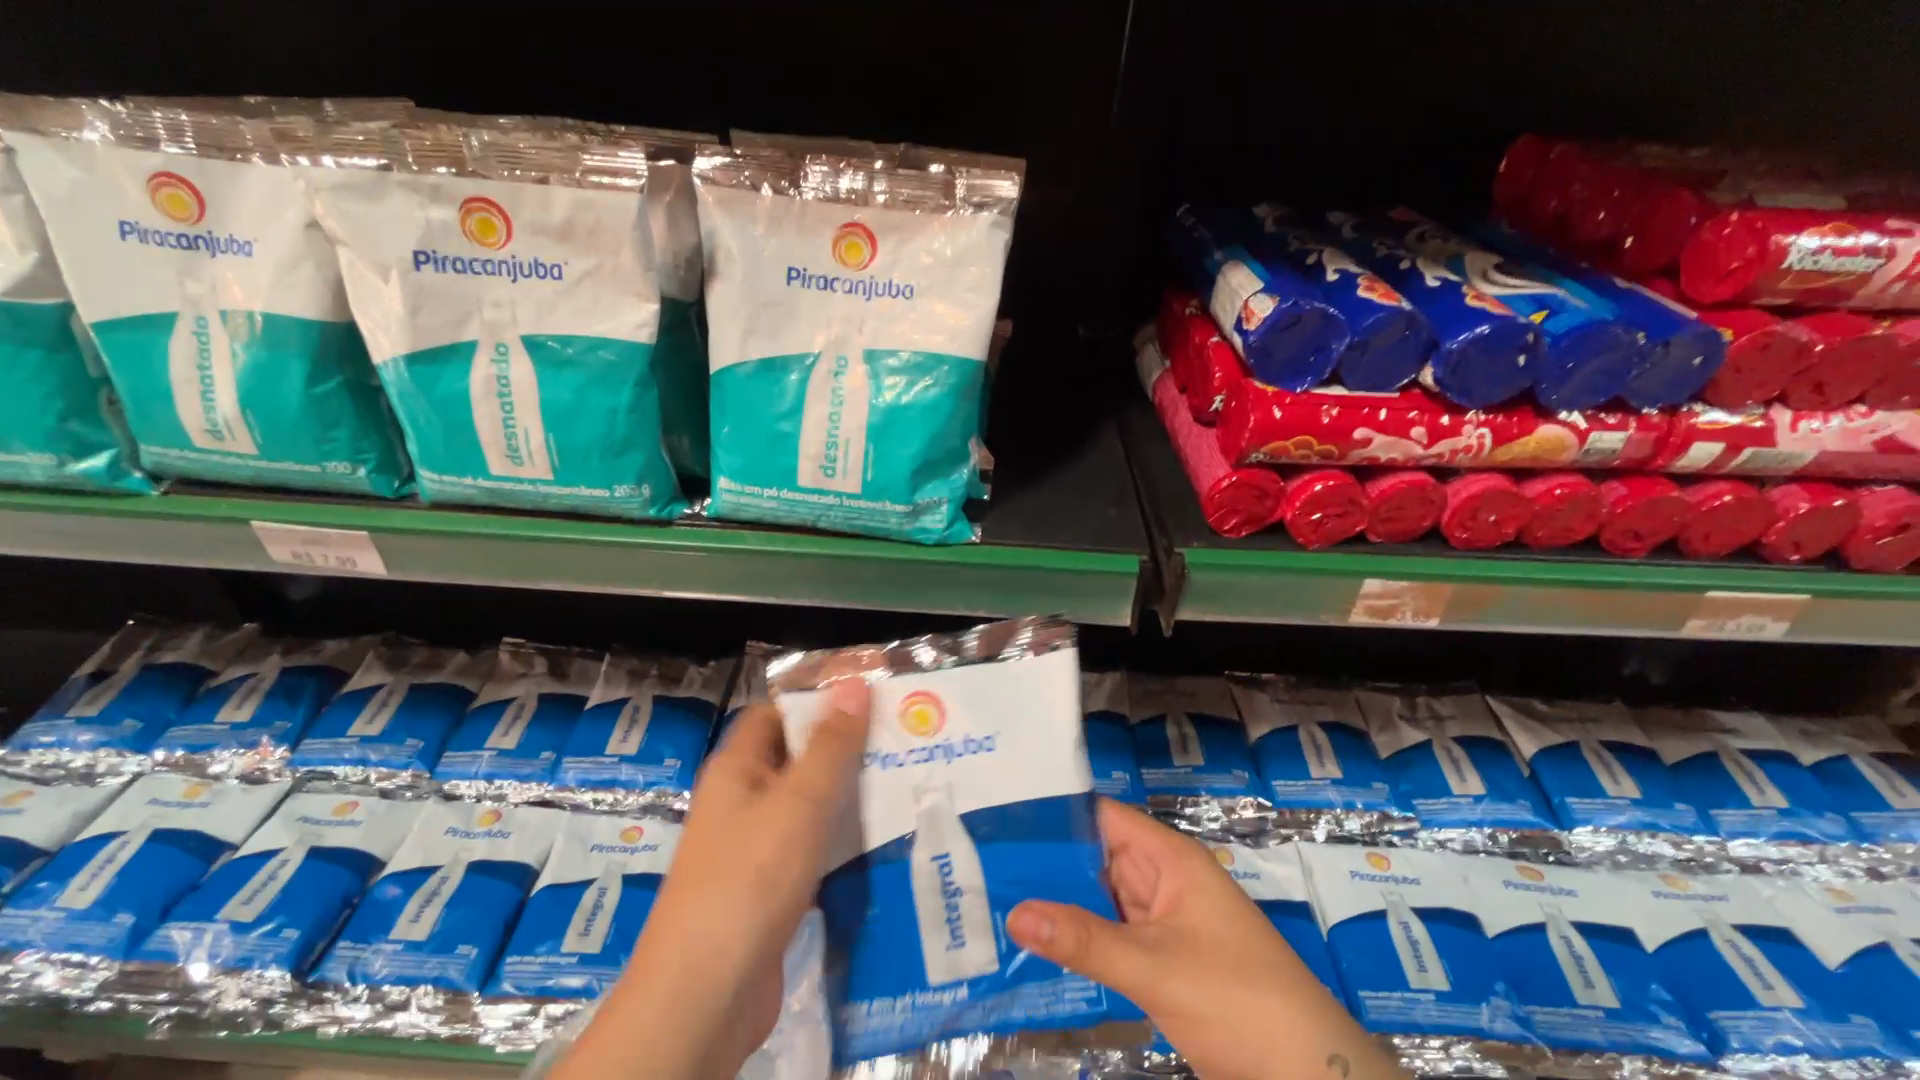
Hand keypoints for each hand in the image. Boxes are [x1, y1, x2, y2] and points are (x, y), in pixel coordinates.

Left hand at [549, 680, 871, 1079]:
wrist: (707, 993)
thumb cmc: (749, 881)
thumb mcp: (797, 804)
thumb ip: (830, 746)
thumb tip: (853, 683)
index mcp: (737, 769)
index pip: (777, 712)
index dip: (819, 698)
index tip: (874, 692)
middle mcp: (742, 801)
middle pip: (796, 758)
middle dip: (846, 746)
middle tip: (907, 737)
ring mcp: (755, 849)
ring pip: (808, 806)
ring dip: (850, 795)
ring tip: (909, 781)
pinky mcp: (772, 890)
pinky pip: (813, 850)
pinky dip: (843, 842)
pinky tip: (885, 841)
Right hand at [1007, 800, 1402, 1079]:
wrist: (1302, 1073)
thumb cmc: (1237, 999)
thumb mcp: (1155, 967)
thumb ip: (1083, 940)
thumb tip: (1013, 911)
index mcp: (1169, 859)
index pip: (1101, 817)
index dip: (1052, 813)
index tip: (994, 816)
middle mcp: (1162, 881)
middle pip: (1093, 858)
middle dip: (1041, 862)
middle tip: (970, 864)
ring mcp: (1161, 923)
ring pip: (1097, 899)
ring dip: (1054, 902)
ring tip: (984, 898)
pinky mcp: (1159, 960)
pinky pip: (1108, 937)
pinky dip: (1074, 939)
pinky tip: (1029, 945)